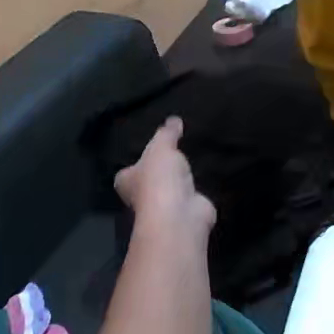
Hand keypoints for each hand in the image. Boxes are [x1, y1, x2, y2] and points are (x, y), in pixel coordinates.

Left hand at [114, 117, 215, 234]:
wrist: (179, 214)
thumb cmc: (159, 179)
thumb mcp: (161, 147)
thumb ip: (167, 133)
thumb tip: (174, 119)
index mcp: (127, 181)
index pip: (127, 173)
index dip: (137, 164)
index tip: (149, 154)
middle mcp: (142, 197)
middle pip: (149, 183)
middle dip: (160, 174)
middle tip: (175, 155)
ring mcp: (165, 208)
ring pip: (172, 191)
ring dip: (181, 182)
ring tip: (193, 164)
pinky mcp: (186, 213)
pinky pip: (191, 198)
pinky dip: (197, 192)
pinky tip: (206, 180)